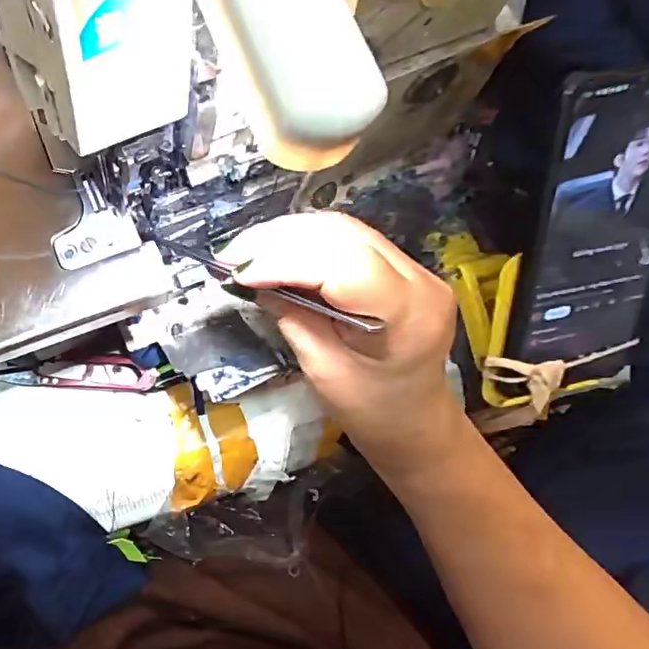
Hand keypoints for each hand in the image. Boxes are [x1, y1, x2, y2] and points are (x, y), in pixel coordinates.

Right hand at [220, 213, 464, 460]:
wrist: (413, 419)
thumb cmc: (370, 408)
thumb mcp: (323, 370)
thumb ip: (294, 319)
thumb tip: (254, 283)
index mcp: (408, 313)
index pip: (344, 266)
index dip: (287, 262)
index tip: (239, 273)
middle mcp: (417, 278)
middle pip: (342, 236)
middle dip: (279, 241)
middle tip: (230, 257)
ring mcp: (411, 267)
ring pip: (341, 229)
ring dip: (286, 236)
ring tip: (243, 253)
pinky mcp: (395, 266)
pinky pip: (344, 240)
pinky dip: (302, 242)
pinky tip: (271, 254)